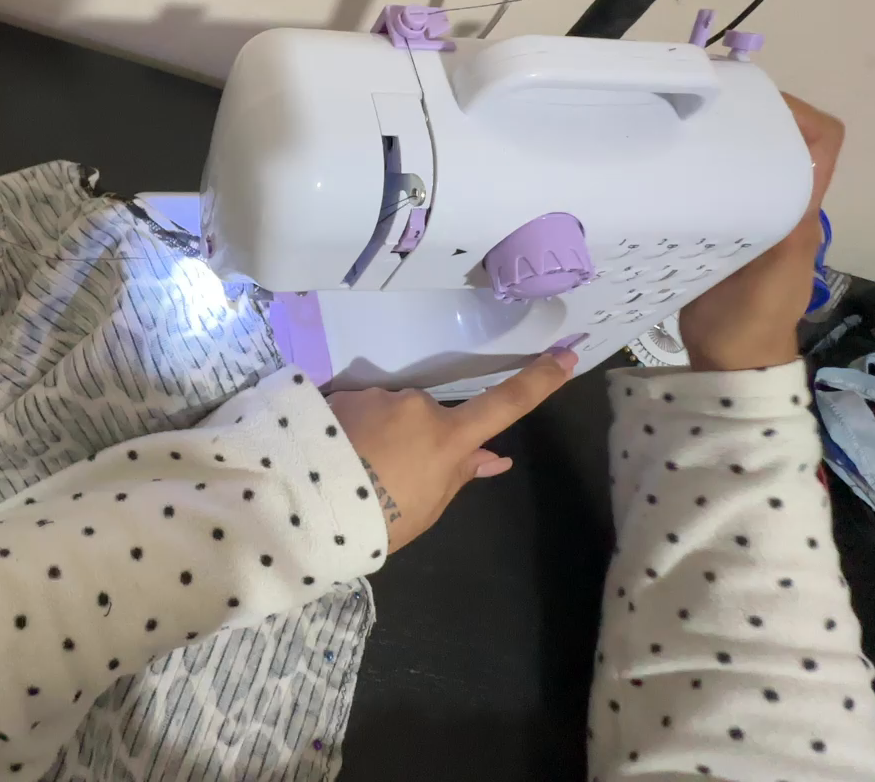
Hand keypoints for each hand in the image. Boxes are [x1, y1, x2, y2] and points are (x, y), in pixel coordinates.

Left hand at [330, 350, 575, 552]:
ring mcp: (375, 396)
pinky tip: (333, 455)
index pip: (504, 404)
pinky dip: (351, 430)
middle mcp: (415, 405)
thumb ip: (459, 475)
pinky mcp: (340, 395)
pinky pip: (356, 411)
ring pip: (388, 412)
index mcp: (446, 436)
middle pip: (426, 416)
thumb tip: (494, 458)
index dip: (537, 381)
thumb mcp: (427, 508)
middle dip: (415, 439)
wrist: (308, 502)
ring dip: (379, 434)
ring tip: (354, 471)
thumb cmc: (379, 518)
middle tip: (389, 478)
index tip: (565, 356)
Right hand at [679, 93, 845, 371]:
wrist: (729, 359)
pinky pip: (712, 192)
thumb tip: (764, 169)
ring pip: (743, 167)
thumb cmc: (752, 316)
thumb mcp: (770, 267)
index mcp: (801, 207)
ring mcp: (748, 220)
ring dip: (715, 148)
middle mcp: (779, 205)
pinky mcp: (717, 234)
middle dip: (744, 122)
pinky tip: (659, 178)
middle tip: (690, 114)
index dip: (795, 111)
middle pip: (776, 145)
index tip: (744, 101)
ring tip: (669, 139)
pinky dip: (693, 177)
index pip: (822, 140)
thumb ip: (776, 220)